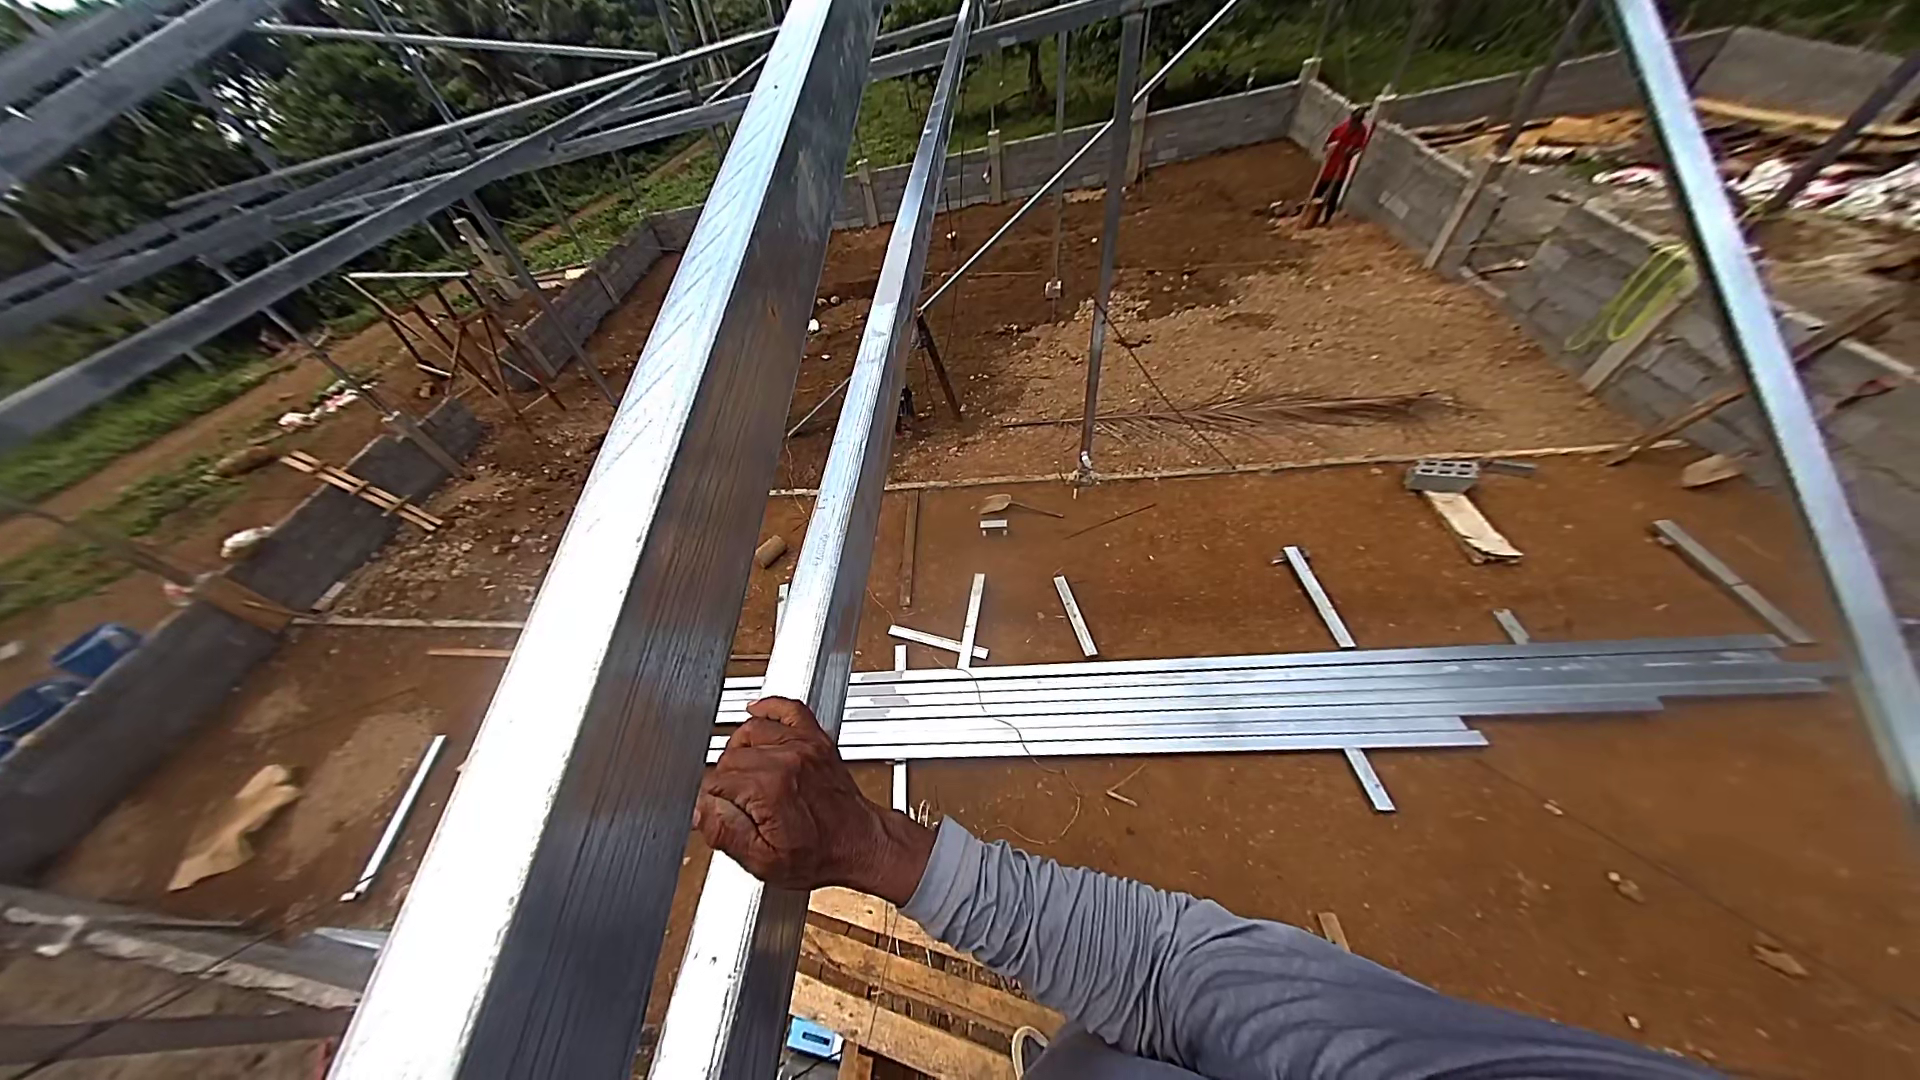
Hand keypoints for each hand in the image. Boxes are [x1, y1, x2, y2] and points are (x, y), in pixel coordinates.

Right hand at [695, 696, 934, 905]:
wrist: (859, 842)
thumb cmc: (819, 854)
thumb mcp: (763, 861)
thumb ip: (727, 833)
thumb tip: (703, 810)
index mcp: (770, 789)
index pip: (716, 780)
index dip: (711, 799)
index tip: (717, 811)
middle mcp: (786, 759)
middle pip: (731, 755)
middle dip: (725, 778)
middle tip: (732, 800)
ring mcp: (803, 744)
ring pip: (752, 730)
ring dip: (739, 747)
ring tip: (739, 770)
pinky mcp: (817, 738)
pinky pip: (789, 709)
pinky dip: (770, 706)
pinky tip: (757, 711)